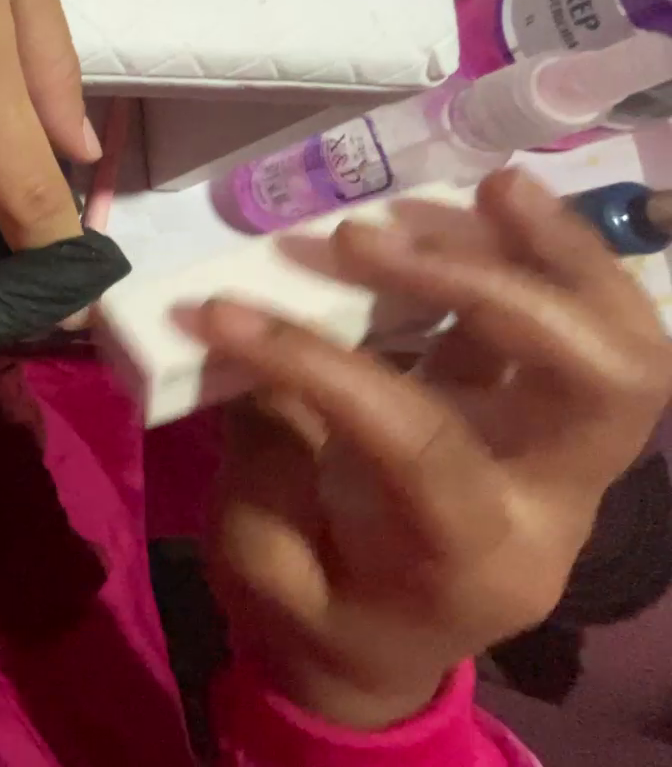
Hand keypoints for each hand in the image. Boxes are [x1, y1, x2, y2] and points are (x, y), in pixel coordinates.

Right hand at [192, 170, 671, 728]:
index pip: (418, 442)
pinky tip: (497, 203)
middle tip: (354, 238)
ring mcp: (562, 462)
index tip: (214, 312)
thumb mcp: (255, 558)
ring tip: (479, 187)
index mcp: (469, 560)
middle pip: (596, 386)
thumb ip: (266, 453)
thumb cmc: (303, 614)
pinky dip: (550, 262)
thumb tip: (258, 348)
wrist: (370, 651)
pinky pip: (583, 335)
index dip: (314, 364)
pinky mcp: (533, 424)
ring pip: (625, 349)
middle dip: (476, 291)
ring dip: (552, 256)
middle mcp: (553, 506)